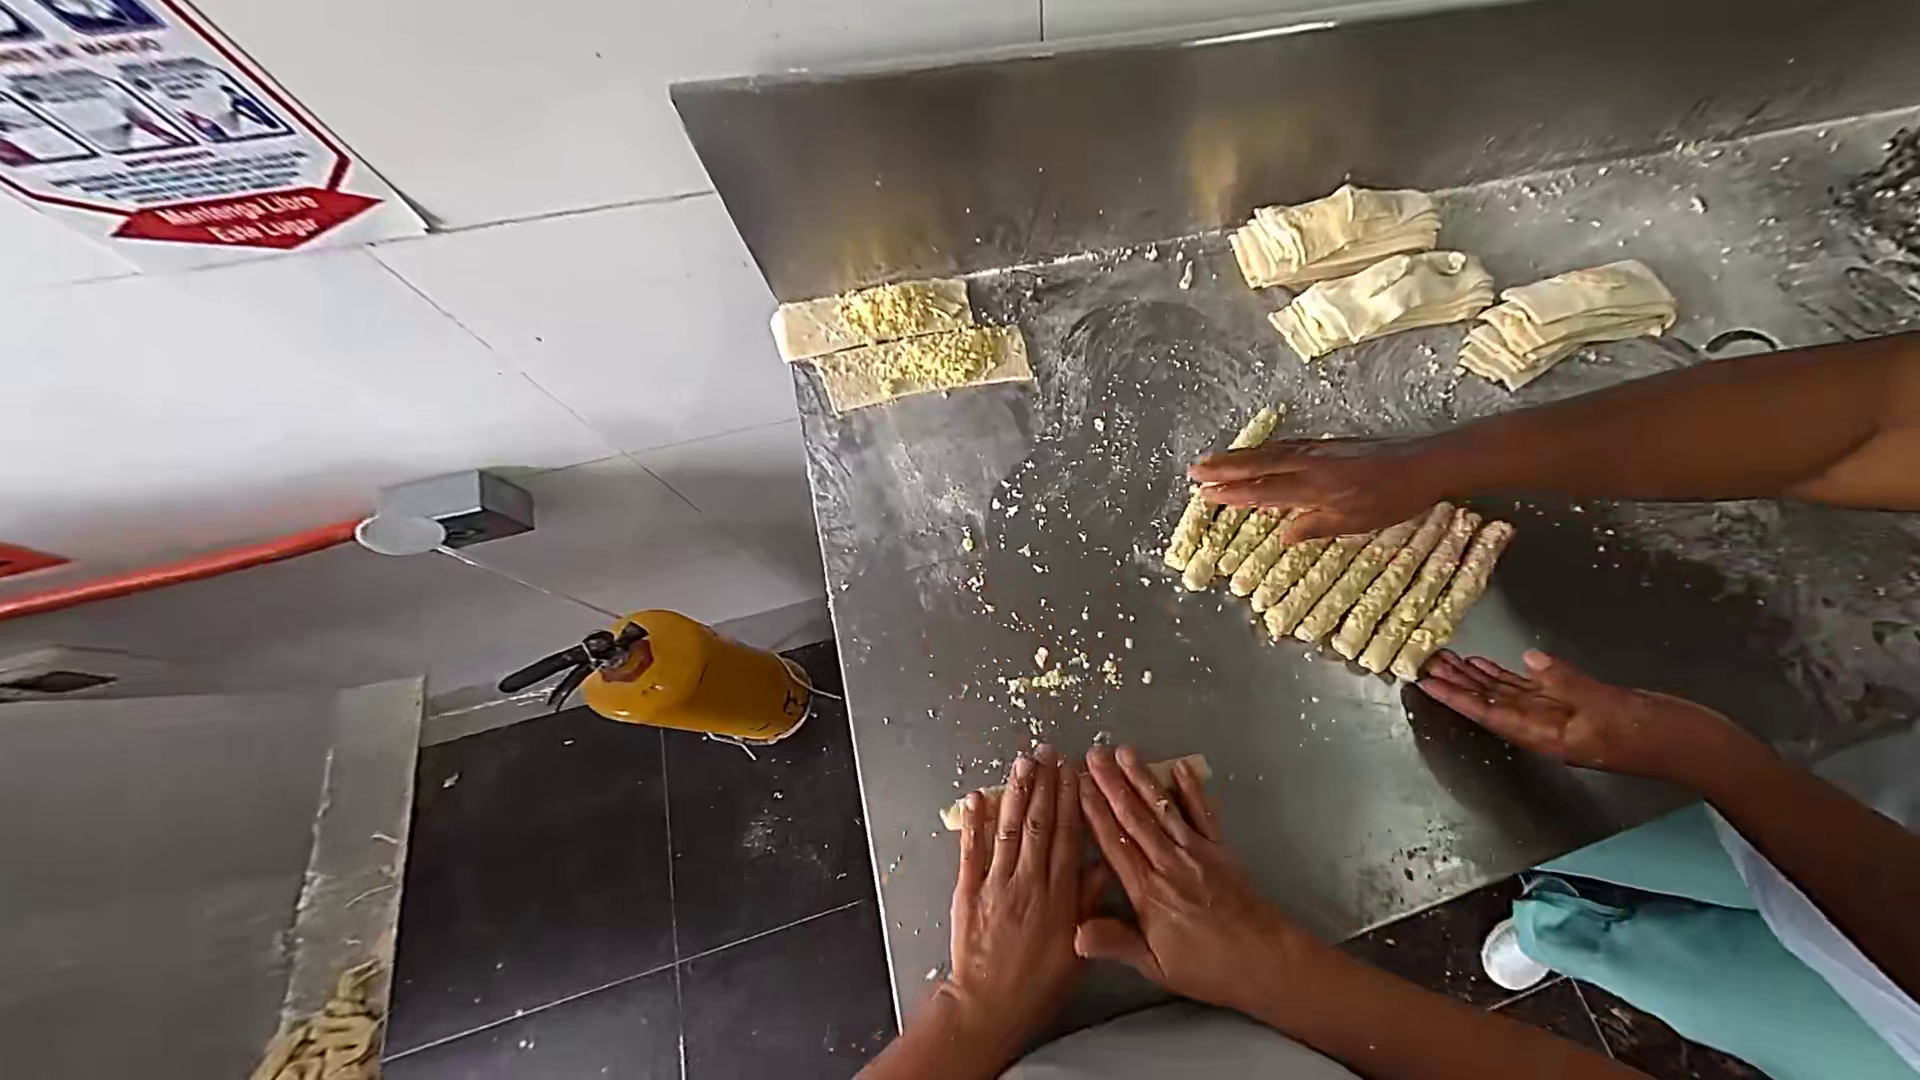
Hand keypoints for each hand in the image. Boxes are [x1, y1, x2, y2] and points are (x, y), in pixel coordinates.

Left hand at [940, 745, 1088, 1056]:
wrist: (990, 1005)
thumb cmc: (1038, 980)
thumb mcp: (1075, 948)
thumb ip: (1087, 903)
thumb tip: (1101, 864)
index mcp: (1058, 896)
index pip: (1067, 837)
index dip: (1069, 801)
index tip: (1071, 772)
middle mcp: (1028, 882)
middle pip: (1039, 824)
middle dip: (1044, 785)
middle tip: (1046, 752)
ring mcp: (995, 883)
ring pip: (1009, 829)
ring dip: (1016, 793)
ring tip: (1021, 762)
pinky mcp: (967, 889)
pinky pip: (971, 849)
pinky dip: (973, 821)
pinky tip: (977, 795)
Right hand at [1074, 745, 1327, 1017]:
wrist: (1268, 963)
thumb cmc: (1207, 968)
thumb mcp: (1156, 967)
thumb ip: (1117, 944)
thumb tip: (1075, 933)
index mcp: (1148, 891)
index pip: (1114, 843)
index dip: (1094, 812)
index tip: (1078, 784)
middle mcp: (1169, 862)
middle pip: (1134, 817)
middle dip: (1111, 783)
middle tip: (1094, 754)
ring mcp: (1195, 850)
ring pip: (1162, 808)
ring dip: (1142, 777)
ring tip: (1124, 751)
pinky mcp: (1219, 847)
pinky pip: (1202, 813)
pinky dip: (1191, 789)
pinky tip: (1179, 766)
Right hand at [1187, 437, 1456, 541]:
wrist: (1428, 462)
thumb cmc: (1394, 498)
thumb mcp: (1357, 522)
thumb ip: (1317, 527)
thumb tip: (1284, 535)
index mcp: (1314, 487)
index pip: (1263, 491)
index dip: (1233, 494)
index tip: (1205, 494)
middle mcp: (1309, 464)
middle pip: (1257, 465)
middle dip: (1223, 468)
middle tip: (1193, 470)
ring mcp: (1316, 450)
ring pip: (1267, 452)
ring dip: (1235, 457)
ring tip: (1209, 460)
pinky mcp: (1324, 443)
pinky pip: (1282, 446)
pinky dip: (1259, 450)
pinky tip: (1251, 453)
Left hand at [1417, 649, 1774, 786]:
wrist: (1715, 753)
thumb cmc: (1666, 737)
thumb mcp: (1613, 708)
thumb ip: (1568, 684)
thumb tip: (1530, 660)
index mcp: (1547, 735)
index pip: (1488, 713)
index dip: (1454, 696)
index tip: (1424, 683)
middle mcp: (1545, 726)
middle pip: (1489, 702)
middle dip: (1456, 682)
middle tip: (1424, 661)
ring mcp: (1560, 715)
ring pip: (1505, 694)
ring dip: (1475, 676)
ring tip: (1445, 658)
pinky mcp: (1577, 704)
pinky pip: (1530, 689)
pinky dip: (1506, 675)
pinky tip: (1485, 663)